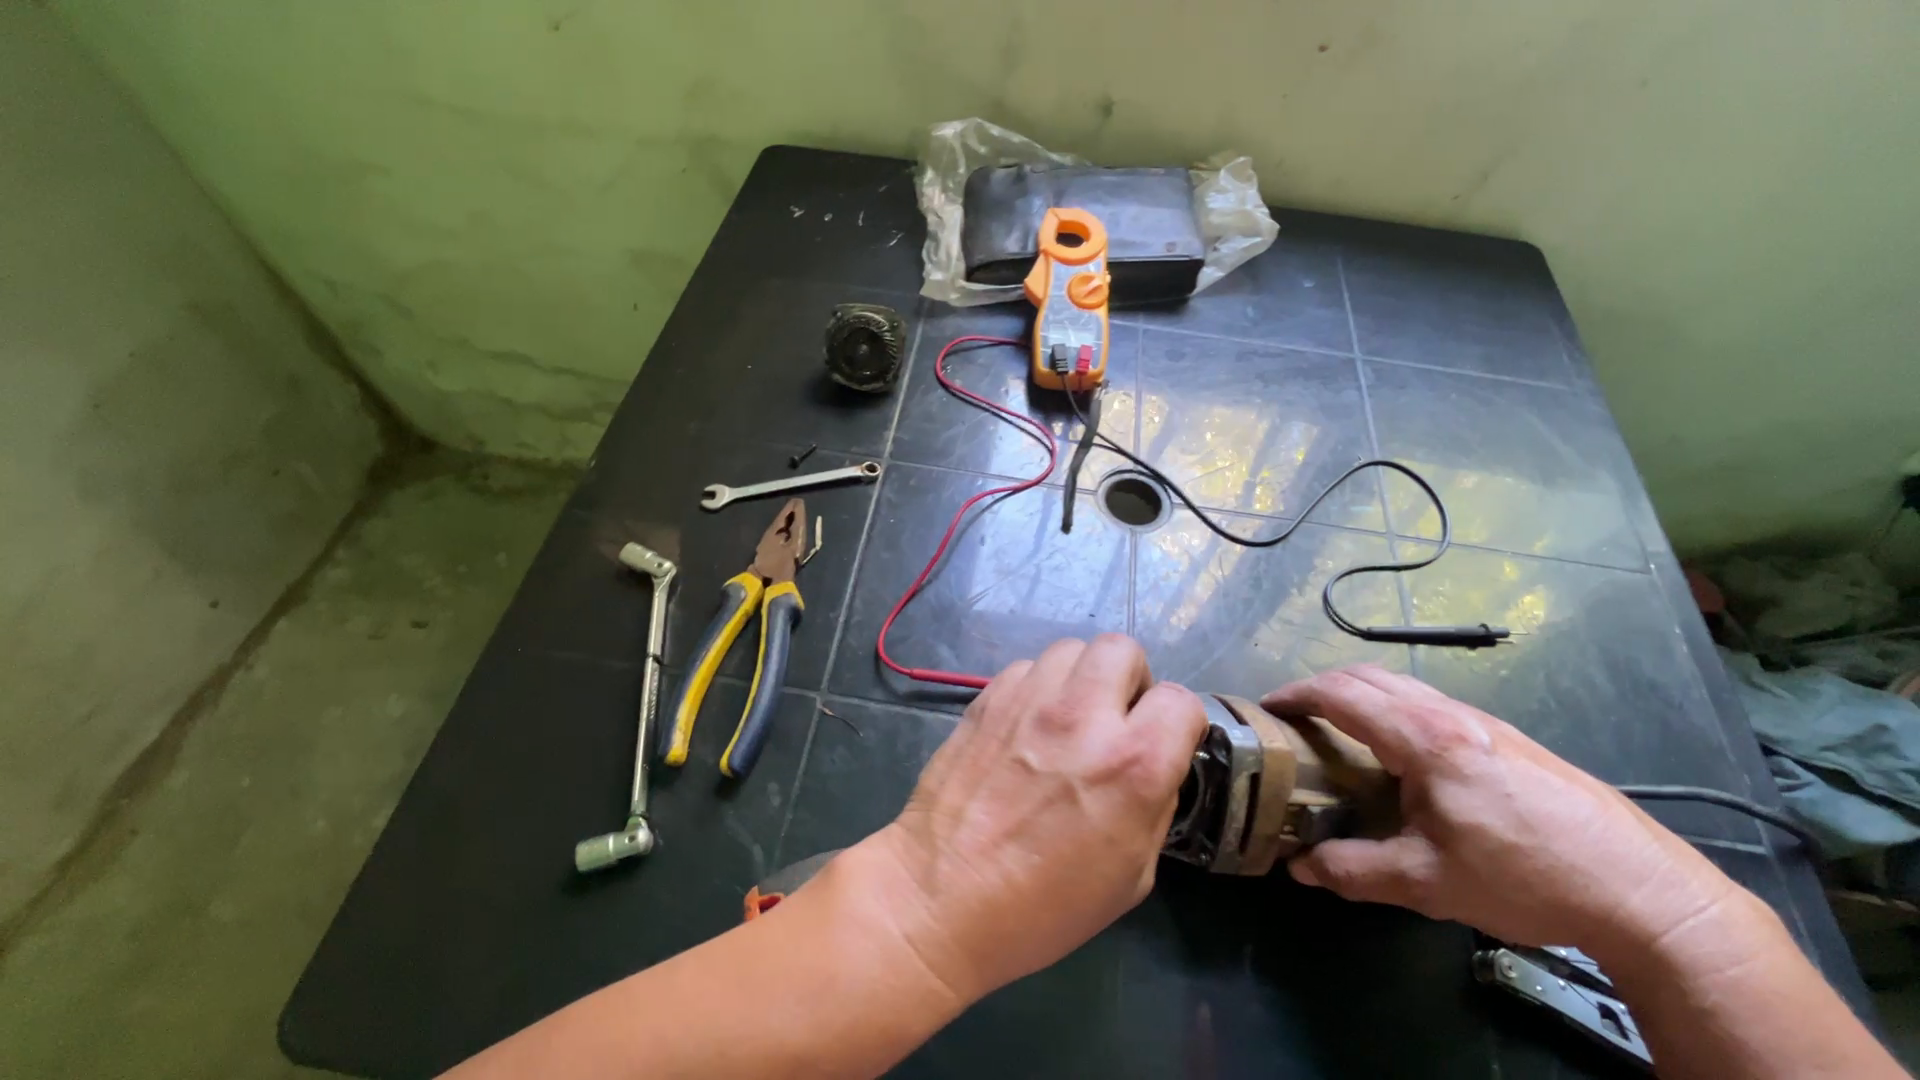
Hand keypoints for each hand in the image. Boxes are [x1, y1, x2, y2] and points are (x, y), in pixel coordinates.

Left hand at [860, 635, 1206, 1002]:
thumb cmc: (1046, 907)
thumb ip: (1154, 805)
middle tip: (1116, 719)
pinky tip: (1028, 726)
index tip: (1165, 744)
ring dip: (1081, 678)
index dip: (1179, 724)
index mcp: (1133, 764)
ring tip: (1069, 718)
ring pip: (1071, 649)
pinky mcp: (986, 699)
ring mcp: (1029, 701)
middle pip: (1123, 650)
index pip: (1181, 701)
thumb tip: (1154, 769)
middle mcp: (1084, 716)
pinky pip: (1026, 669)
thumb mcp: (1133, 876)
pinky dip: (1038, 688)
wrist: (942, 898)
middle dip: (1130, 681)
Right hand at [1263, 666, 1741, 954]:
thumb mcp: (1427, 883)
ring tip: (1338, 732)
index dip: (1296, 695)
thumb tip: (1298, 867)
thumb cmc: (1525, 878)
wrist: (1643, 890)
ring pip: (1406, 687)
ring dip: (1360, 695)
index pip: (1342, 695)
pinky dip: (1394, 710)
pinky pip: (1434, 705)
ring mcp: (1488, 723)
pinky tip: (1401, 756)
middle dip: (1322, 686)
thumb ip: (1353, 870)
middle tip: (1293, 716)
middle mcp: (1453, 716)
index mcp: (1426, 739)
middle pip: (1371, 676)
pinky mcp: (1512, 740)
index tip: (1265, 708)